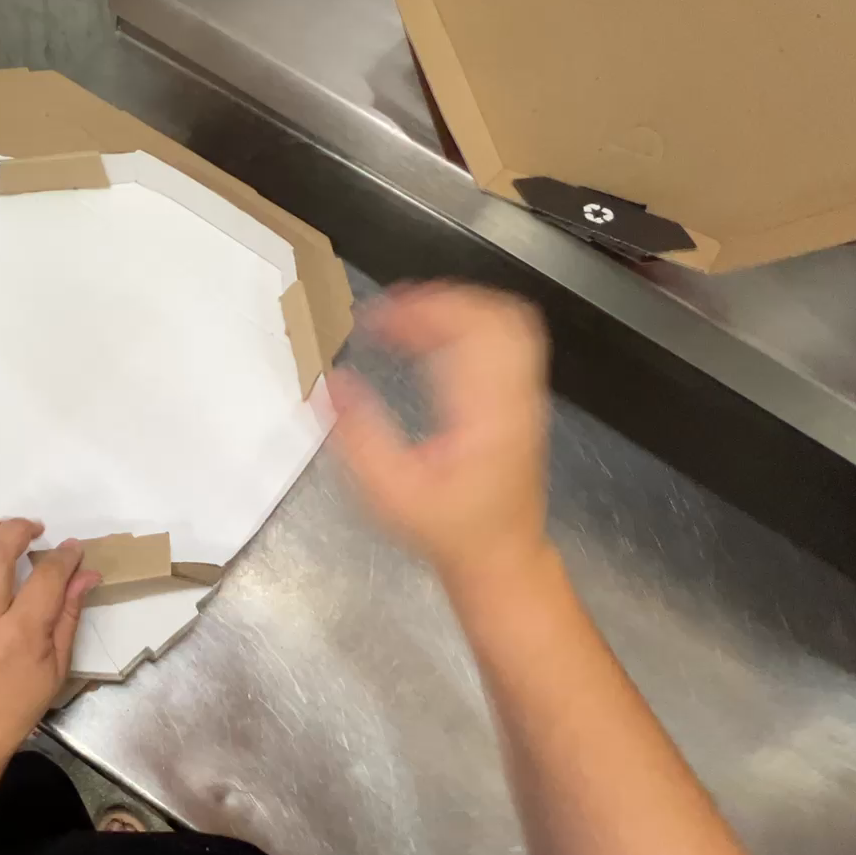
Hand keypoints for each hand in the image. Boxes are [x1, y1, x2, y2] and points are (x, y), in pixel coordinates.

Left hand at [0, 519, 101, 760]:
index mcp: (19, 636)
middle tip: (35, 529)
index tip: (73, 550)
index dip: (64, 557)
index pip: (45, 579)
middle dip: (18, 530)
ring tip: (5, 529)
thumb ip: (69, 613)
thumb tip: (87, 573)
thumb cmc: (18, 702)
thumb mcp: (57, 665)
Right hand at [331, 283, 554, 600]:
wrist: (499, 555)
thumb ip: (358, 438)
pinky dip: (468, 325)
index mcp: (486, 414)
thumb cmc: (445, 529)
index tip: (375, 320)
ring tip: (408, 318)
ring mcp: (524, 395)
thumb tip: (331, 385)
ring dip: (456, 308)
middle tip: (390, 311)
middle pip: (497, 315)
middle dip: (440, 299)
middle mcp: (514, 396)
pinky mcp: (520, 400)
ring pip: (507, 322)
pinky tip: (432, 341)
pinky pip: (504, 341)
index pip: (470, 333)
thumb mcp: (390, 494)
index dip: (421, 311)